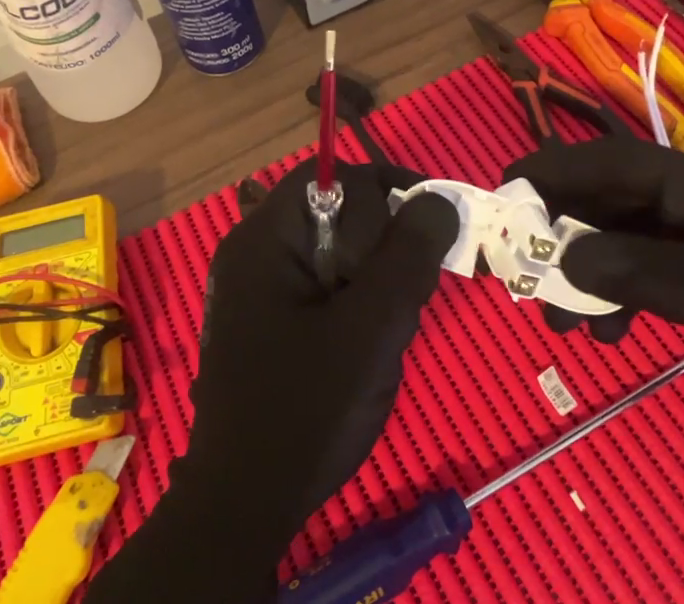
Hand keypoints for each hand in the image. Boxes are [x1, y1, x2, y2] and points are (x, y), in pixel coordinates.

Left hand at [87, 159, 457, 602]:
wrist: (245, 504)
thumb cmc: (307, 410)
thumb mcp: (372, 327)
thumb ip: (408, 256)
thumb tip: (438, 199)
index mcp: (265, 239)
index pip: (336, 178)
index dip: (388, 195)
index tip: (427, 239)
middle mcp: (254, 252)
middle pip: (339, 216)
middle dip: (383, 252)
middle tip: (400, 306)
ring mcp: (258, 290)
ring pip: (338, 256)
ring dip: (374, 287)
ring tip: (381, 341)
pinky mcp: (268, 323)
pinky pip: (325, 290)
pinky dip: (355, 310)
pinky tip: (363, 355)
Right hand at [508, 137, 683, 505]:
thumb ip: (641, 272)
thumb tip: (561, 259)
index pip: (608, 162)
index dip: (551, 171)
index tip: (502, 195)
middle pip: (601, 204)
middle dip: (557, 239)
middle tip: (523, 280)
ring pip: (612, 243)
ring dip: (580, 277)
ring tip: (565, 325)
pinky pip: (633, 274)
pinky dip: (611, 298)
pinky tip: (608, 333)